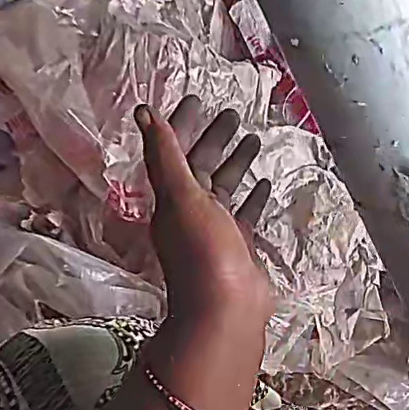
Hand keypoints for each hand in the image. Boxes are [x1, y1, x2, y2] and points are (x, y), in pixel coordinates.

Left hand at [138, 98, 273, 328]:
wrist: (226, 310)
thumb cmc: (204, 252)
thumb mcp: (182, 197)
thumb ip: (166, 155)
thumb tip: (144, 112)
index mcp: (172, 199)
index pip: (174, 153)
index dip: (182, 125)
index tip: (197, 99)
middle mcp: (189, 212)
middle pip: (201, 166)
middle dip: (214, 138)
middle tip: (233, 112)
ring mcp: (214, 231)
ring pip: (224, 187)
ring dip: (236, 162)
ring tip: (253, 138)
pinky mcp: (237, 247)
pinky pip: (244, 214)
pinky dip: (252, 196)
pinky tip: (264, 180)